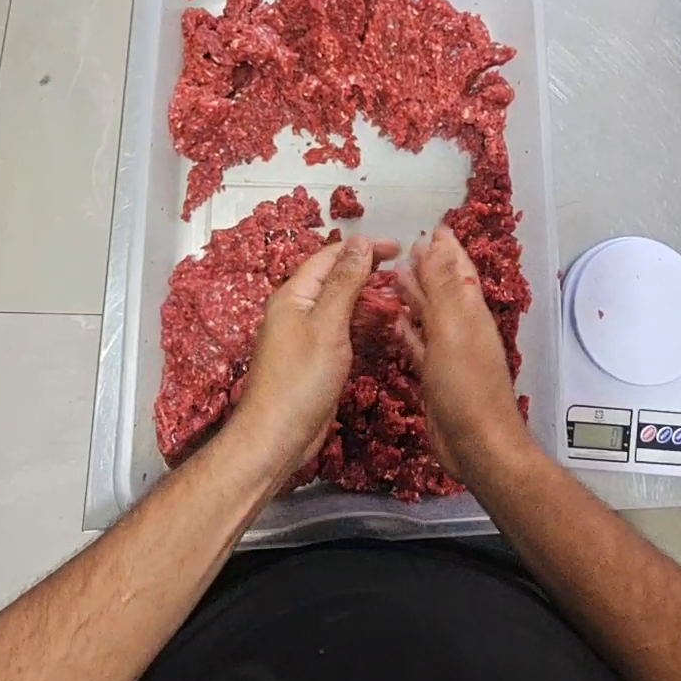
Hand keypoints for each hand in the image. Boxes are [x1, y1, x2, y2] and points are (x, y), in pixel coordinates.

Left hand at [230, 237, 397, 474]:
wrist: (276, 437)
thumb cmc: (301, 380)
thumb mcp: (327, 325)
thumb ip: (344, 282)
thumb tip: (358, 243)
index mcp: (294, 295)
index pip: (331, 257)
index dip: (364, 248)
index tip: (397, 247)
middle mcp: (297, 309)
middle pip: (335, 277)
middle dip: (368, 270)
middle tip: (403, 271)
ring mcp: (304, 334)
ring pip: (340, 303)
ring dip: (367, 295)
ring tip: (399, 295)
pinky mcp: (314, 356)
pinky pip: (340, 327)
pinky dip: (362, 321)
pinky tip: (381, 325)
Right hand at [396, 226, 531, 479]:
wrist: (476, 443)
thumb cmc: (466, 386)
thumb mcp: (453, 328)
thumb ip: (443, 287)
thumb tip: (436, 244)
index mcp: (471, 312)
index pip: (460, 270)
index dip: (448, 249)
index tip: (435, 228)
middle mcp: (462, 328)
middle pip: (444, 289)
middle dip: (428, 267)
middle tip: (408, 248)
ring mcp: (450, 353)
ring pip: (429, 316)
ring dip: (415, 296)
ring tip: (395, 277)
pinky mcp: (436, 376)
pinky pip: (419, 345)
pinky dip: (408, 331)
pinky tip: (395, 322)